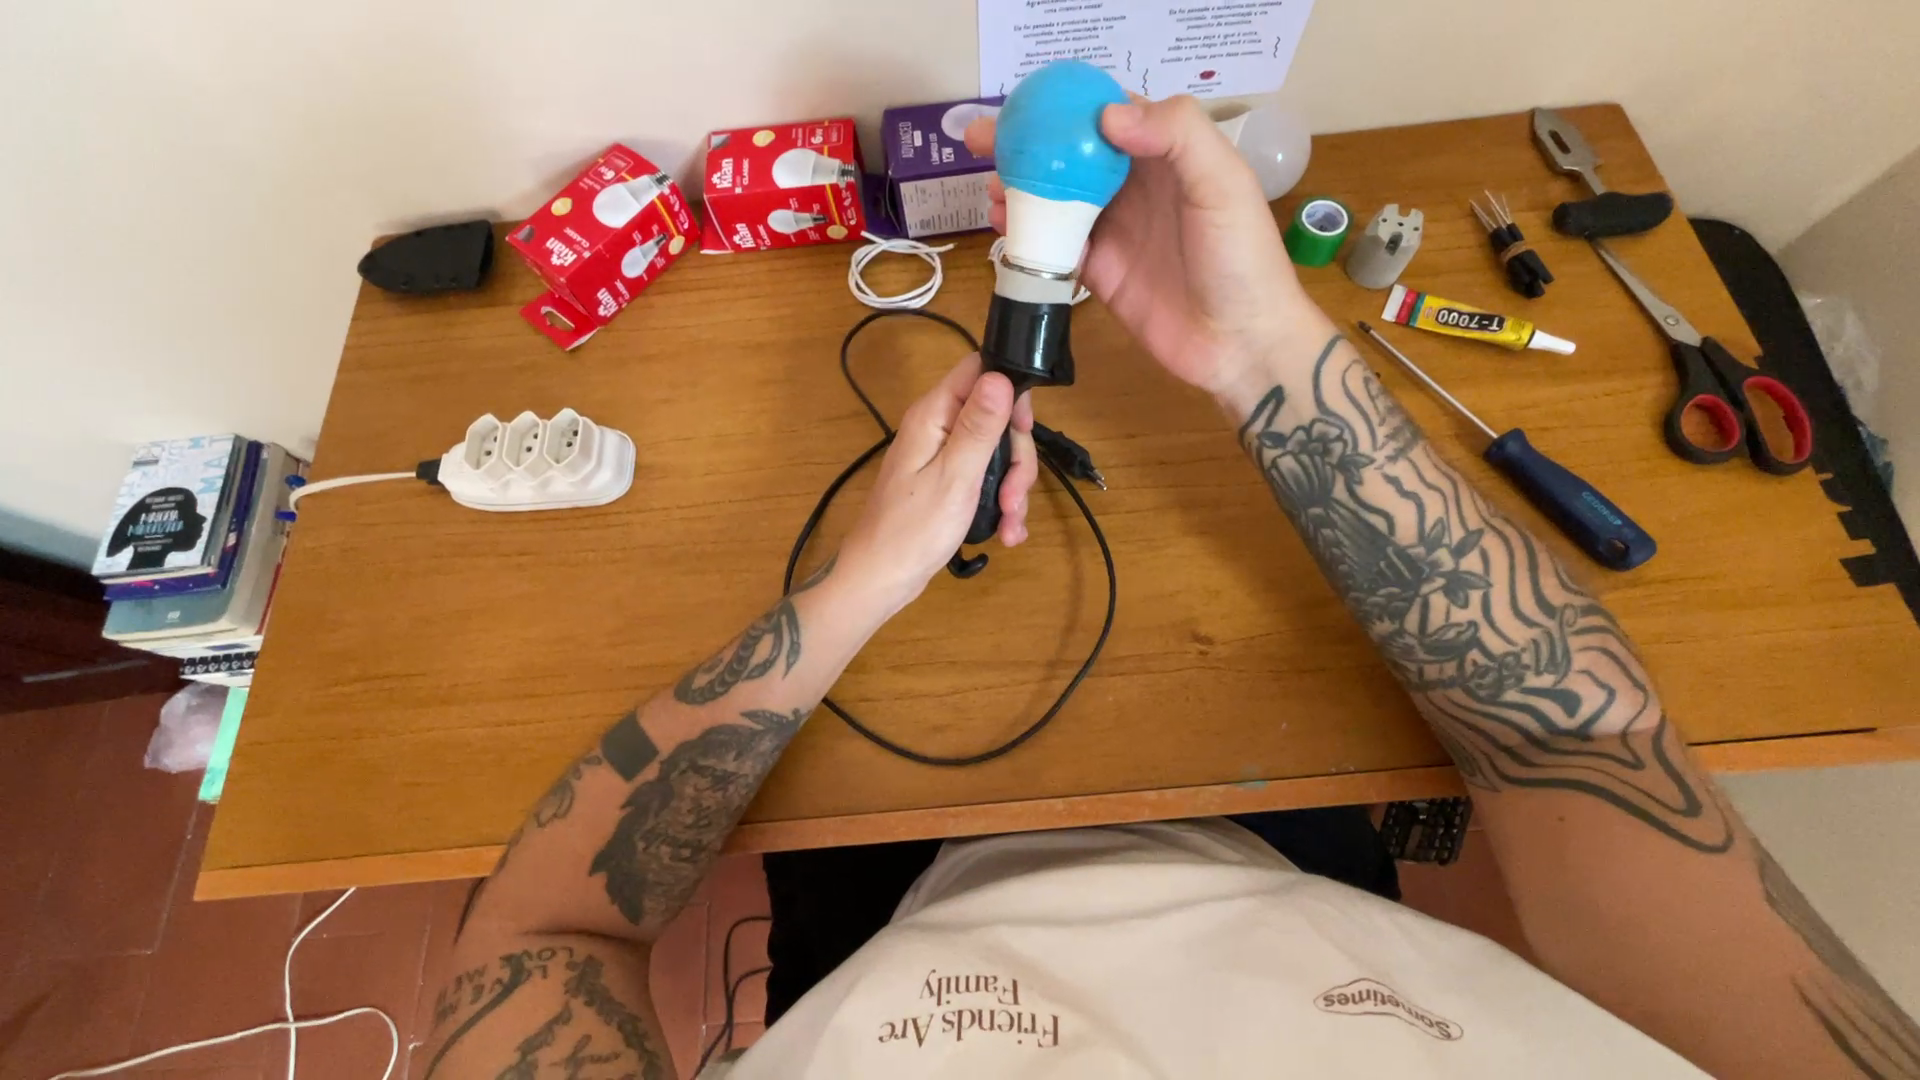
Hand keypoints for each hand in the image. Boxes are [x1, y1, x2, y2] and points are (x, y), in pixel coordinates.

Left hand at [836, 355, 1037, 615]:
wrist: (882, 578)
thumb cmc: (914, 530)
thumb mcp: (955, 476)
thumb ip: (979, 426)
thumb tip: (1000, 376)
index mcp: (933, 415)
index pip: (979, 371)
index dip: (1011, 392)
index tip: (1024, 430)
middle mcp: (937, 427)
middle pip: (996, 417)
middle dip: (1015, 457)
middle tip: (1014, 495)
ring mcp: (942, 456)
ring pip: (996, 452)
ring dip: (1013, 487)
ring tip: (1010, 523)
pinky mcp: (947, 482)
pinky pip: (985, 478)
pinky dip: (1000, 502)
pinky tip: (1007, 530)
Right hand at [966, 96, 1331, 405]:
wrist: (1239, 343)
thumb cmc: (1241, 259)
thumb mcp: (1223, 184)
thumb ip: (1177, 135)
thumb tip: (1106, 116)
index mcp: (1166, 156)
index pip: (1107, 117)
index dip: (1064, 106)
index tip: (1023, 104)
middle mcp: (1134, 189)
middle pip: (1071, 158)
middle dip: (1026, 147)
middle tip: (981, 141)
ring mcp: (1114, 232)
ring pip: (1056, 202)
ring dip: (1019, 191)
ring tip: (987, 187)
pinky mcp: (1099, 274)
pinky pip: (1056, 248)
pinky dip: (1027, 237)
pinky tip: (1002, 228)